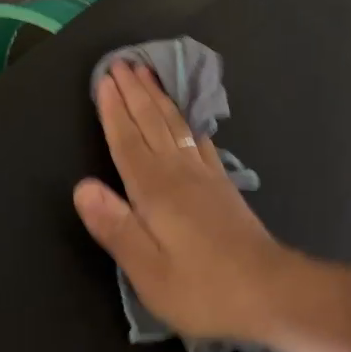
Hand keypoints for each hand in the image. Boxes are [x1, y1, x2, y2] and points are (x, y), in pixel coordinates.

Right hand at [73, 61, 300, 341]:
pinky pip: (199, 138)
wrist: (269, 290)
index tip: (104, 78)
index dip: (113, 110)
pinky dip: (186, 119)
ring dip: (157, 96)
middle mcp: (178, 172)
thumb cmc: (201, 288)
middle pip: (151, 122)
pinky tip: (185, 115)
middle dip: (134, 91)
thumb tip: (81, 186)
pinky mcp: (222, 183)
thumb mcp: (148, 270)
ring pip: (175, 124)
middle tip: (120, 61)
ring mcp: (204, 174)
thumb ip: (115, 226)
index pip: (127, 141)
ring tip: (147, 73)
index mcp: (154, 190)